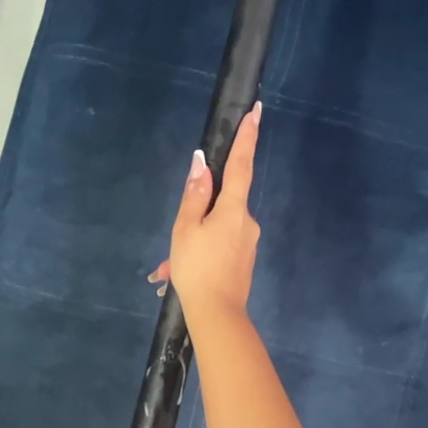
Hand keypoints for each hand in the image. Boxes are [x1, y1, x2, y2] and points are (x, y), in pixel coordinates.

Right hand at [152, 102, 261, 323]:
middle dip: (199, 215)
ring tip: (171, 268)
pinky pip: (219, 247)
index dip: (247, 137)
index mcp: (233, 208)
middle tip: (178, 242)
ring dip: (194, 240)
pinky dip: (200, 254)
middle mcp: (247, 221)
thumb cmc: (197, 268)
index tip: (256, 112)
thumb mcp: (186, 228)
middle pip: (223, 202)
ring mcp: (248, 242)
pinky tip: (180, 276)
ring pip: (217, 229)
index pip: (241, 164)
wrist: (217, 314)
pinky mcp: (245, 260)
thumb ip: (194, 195)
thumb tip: (201, 164)